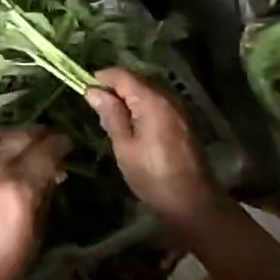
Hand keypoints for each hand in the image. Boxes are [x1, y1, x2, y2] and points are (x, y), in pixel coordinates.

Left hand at [0, 126, 70, 279]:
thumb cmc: (6, 264)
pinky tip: (4, 154)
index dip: (59, 143)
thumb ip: (44, 197)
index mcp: (19, 186)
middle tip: (51, 137)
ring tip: (29, 142)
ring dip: (16, 136)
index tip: (68, 142)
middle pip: (19, 136)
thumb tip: (54, 173)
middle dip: (38, 133)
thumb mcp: (36, 233)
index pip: (44, 151)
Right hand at [85, 68, 220, 224]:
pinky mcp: (183, 122)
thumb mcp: (124, 146)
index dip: (100, 78)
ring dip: (126, 95)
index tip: (84, 91)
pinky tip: (131, 123)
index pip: (121, 75)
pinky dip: (140, 104)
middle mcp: (168, 99)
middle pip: (135, 79)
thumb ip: (110, 114)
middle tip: (95, 105)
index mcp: (152, 102)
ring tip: (111, 115)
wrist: (195, 204)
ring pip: (146, 90)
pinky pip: (156, 102)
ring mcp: (179, 110)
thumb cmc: (153, 176)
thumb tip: (92, 90)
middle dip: (113, 86)